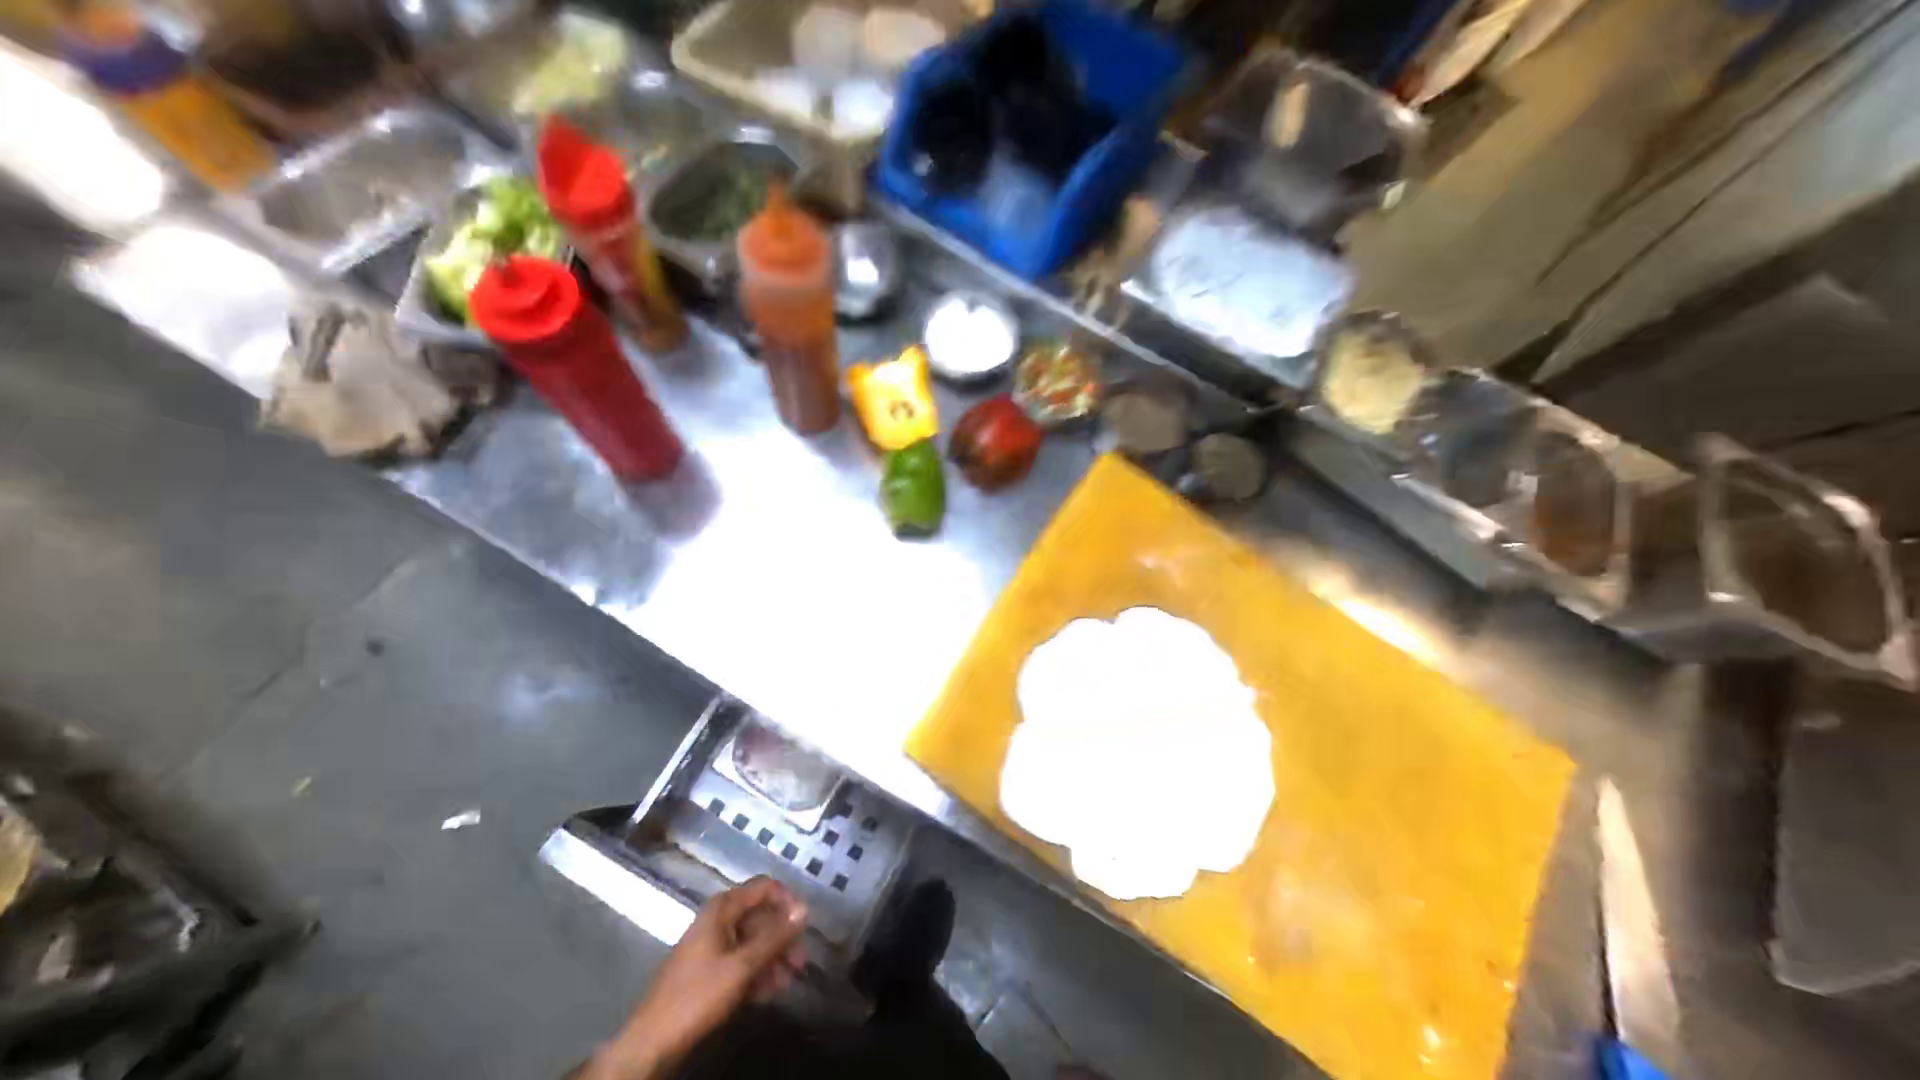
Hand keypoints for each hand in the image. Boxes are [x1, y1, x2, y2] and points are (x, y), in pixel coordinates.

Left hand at [584, 877, 808, 1079]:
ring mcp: (711, 946)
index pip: (764, 887)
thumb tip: (804, 909)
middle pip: (760, 915)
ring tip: (787, 981)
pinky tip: (769, 992)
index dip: (787, 901)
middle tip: (801, 961)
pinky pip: (740, 961)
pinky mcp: (708, 971)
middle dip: (782, 936)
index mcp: (722, 909)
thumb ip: (774, 937)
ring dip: (772, 958)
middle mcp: (717, 920)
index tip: (805, 925)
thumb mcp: (742, 966)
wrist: (652, 1042)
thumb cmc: (698, 996)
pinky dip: (756, 972)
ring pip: (752, 941)